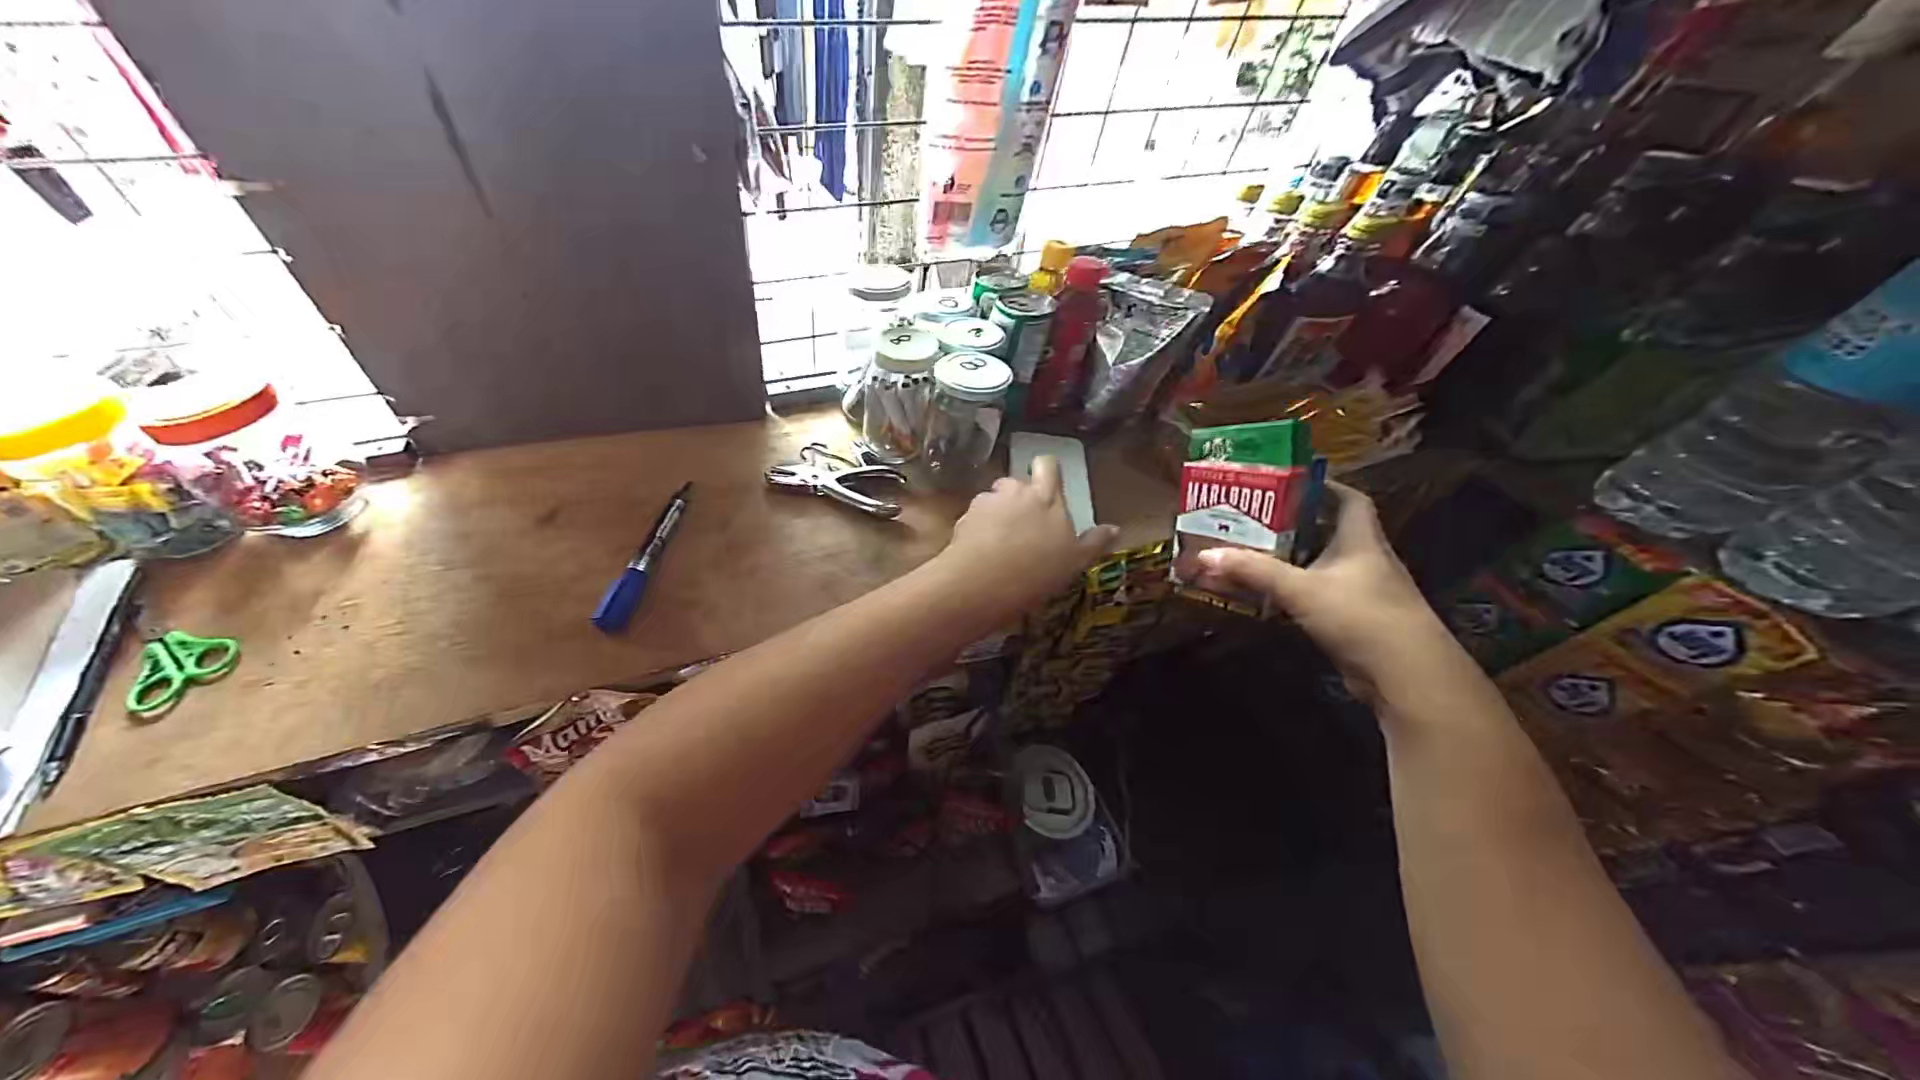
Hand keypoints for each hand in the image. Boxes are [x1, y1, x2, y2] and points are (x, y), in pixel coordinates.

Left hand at [940, 455, 1119, 614]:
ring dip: (995, 513)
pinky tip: (981, 551)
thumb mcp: (1075, 561)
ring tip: (999, 542)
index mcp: (1047, 497)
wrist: (984, 583)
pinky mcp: (962, 518)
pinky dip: (977, 529)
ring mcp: (986, 503)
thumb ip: (1093, 542)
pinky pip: (973, 518)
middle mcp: (1015, 491)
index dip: (1046, 471)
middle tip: (1023, 525)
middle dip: (1017, 496)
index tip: (1047, 486)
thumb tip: (1114, 529)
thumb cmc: (1038, 571)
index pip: (1047, 465)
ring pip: (992, 500)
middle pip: (1015, 482)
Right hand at [1192, 481, 1452, 691]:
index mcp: (1361, 539)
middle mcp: (1366, 560)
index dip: (1323, 486)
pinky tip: (1270, 596)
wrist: (1406, 674)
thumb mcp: (1300, 589)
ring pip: (1323, 566)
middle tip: (1256, 520)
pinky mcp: (1356, 621)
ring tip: (1254, 554)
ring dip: (1293, 561)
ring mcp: (1364, 592)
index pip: (1349, 499)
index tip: (1290, 482)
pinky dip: (1296, 592)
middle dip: (1295, 525)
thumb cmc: (1360, 615)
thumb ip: (1254, 571)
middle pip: (1330, 532)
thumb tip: (1205, 555)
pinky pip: (1320, 596)